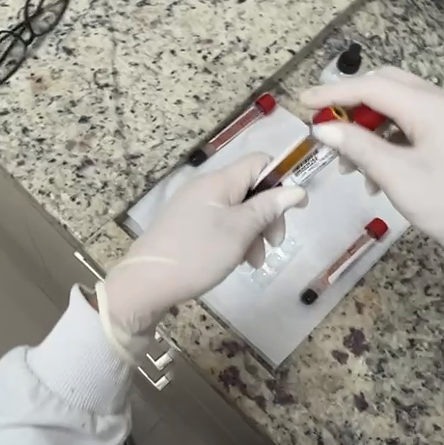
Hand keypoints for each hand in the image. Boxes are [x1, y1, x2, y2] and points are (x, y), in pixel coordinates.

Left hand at [100, 153, 306, 347]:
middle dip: (268, 214)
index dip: (282, 179)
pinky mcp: (186, 224)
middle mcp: (206, 186)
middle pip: (250, 188)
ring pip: (237, 210)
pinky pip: (221, 223)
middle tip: (275, 243)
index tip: (296, 210)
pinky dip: (236, 238)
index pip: (259, 162)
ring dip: (254, 232)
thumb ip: (268, 207)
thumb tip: (297, 189)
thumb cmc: (198, 253)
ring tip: (254, 261)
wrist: (146, 282)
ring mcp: (194, 205)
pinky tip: (238, 261)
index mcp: (219, 181)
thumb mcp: (240, 231)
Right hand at [300, 68, 443, 265]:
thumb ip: (357, 147)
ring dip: (370, 125)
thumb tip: (323, 128)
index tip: (303, 102)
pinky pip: (415, 121)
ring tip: (351, 164)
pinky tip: (378, 170)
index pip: (372, 87)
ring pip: (400, 104)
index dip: (334, 93)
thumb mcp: (397, 177)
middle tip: (327, 127)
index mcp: (431, 107)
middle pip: (387, 86)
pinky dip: (390, 137)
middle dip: (353, 104)